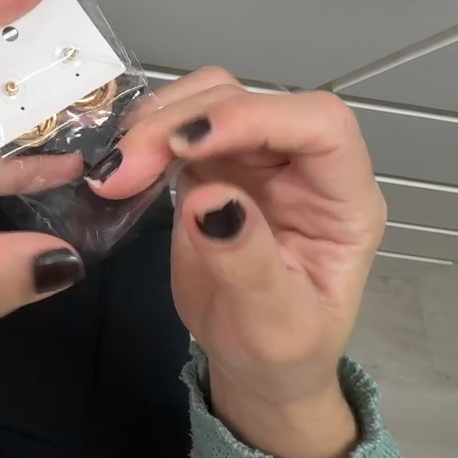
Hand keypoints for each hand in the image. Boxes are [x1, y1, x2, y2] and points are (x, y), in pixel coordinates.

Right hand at [89, 68, 386, 457]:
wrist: (251, 362)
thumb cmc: (279, 353)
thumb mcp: (273, 327)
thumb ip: (247, 263)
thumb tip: (208, 199)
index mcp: (342, 199)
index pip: (319, 123)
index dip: (252, 118)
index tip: (186, 148)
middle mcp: (300, 163)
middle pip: (244, 99)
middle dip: (178, 123)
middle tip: (122, 171)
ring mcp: (254, 154)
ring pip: (206, 95)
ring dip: (154, 120)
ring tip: (115, 171)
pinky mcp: (211, 158)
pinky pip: (175, 118)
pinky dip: (141, 131)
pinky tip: (120, 166)